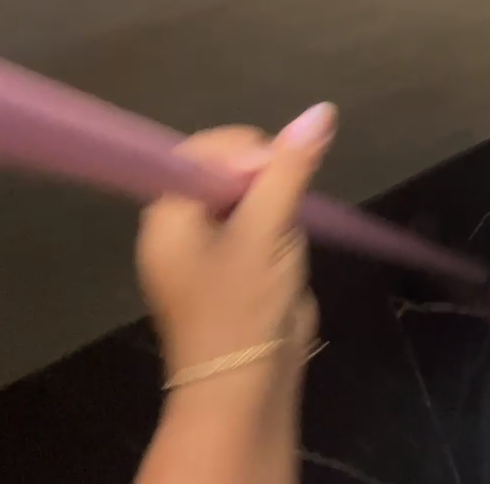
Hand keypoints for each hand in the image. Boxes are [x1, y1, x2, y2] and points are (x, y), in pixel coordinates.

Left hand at [136, 105, 335, 382]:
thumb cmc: (243, 303)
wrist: (249, 380)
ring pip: (244, 188)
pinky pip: (257, 212)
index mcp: (168, 217)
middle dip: (263, 167)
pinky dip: (279, 209)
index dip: (241, 150)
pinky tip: (293, 226)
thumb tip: (322, 110)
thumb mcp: (268, 228)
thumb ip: (291, 168)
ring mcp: (210, 242)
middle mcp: (182, 225)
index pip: (197, 152)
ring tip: (289, 217)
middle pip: (222, 166)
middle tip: (288, 192)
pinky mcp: (238, 256)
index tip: (274, 168)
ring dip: (275, 189)